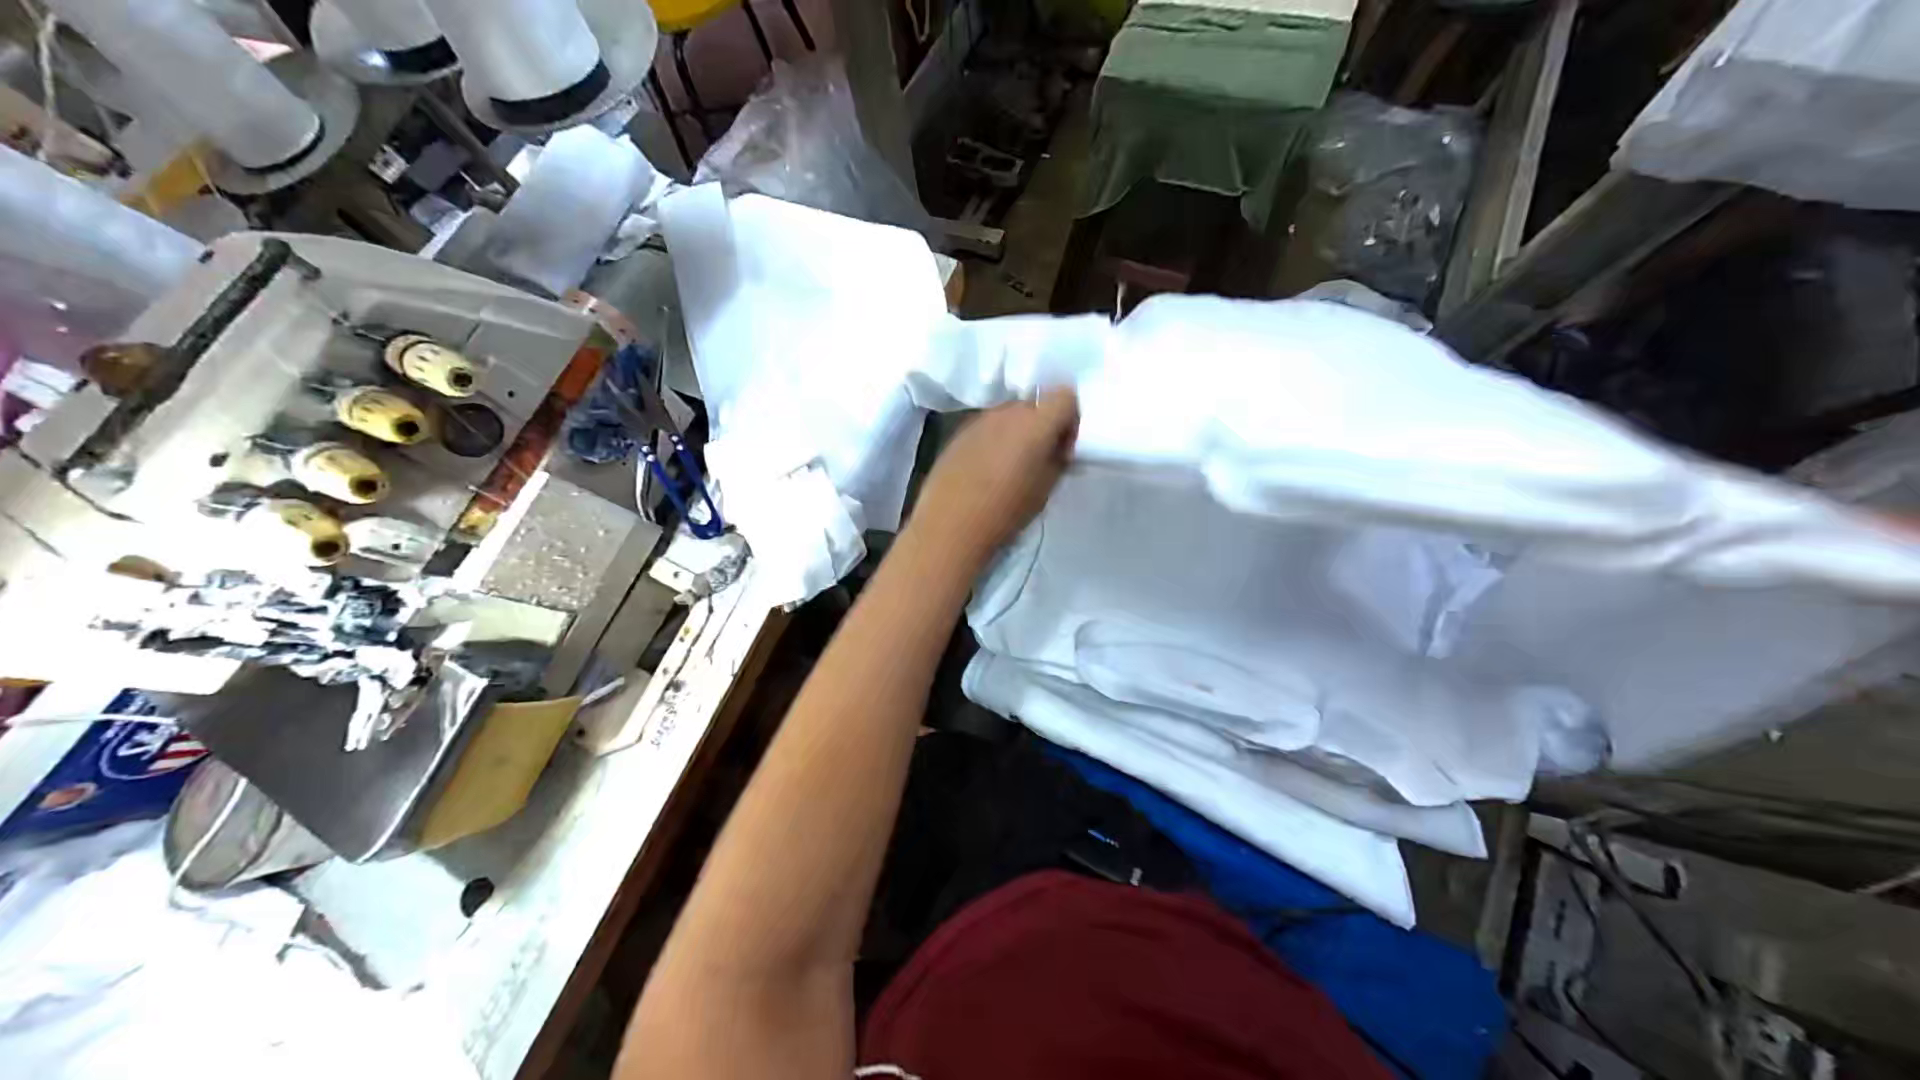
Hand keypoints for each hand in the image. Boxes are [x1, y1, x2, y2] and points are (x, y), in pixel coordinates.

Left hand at [909, 388, 1078, 566]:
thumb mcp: (1046, 488)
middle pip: (1035, 404)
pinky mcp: (957, 433)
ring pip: (1008, 416)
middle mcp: (1007, 411)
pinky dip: (993, 441)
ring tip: (1010, 467)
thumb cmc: (1007, 511)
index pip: (1065, 396)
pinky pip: (986, 428)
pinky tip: (985, 470)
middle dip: (1042, 426)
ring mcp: (979, 419)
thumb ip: (1058, 459)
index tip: (1064, 447)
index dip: (1070, 418)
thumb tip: (1059, 447)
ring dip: (1016, 433)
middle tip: (1039, 459)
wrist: (951, 526)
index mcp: (1036, 422)